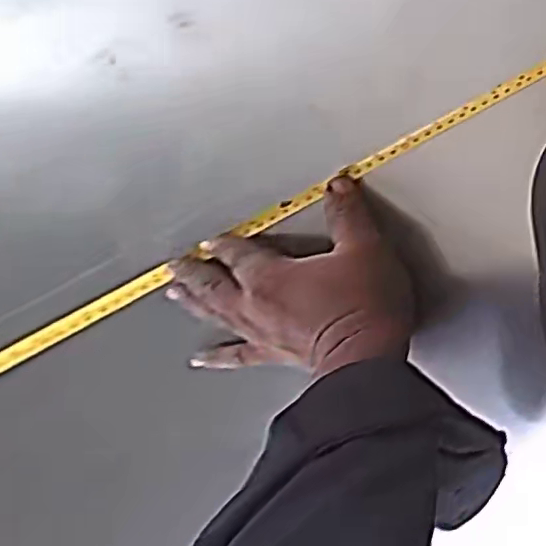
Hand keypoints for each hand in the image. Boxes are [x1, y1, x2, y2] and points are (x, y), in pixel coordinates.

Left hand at [166, 176, 414, 377]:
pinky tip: (204, 357)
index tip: (216, 238)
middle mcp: (256, 304)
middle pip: (215, 285)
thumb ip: (348, 215)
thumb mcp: (365, 246)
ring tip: (178, 295)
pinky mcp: (274, 354)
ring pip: (215, 314)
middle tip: (178, 265)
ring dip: (195, 303)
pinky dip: (217, 356)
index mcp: (273, 275)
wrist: (367, 350)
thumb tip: (337, 188)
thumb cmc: (366, 301)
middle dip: (195, 272)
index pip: (240, 254)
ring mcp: (261, 332)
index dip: (227, 243)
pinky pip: (236, 355)